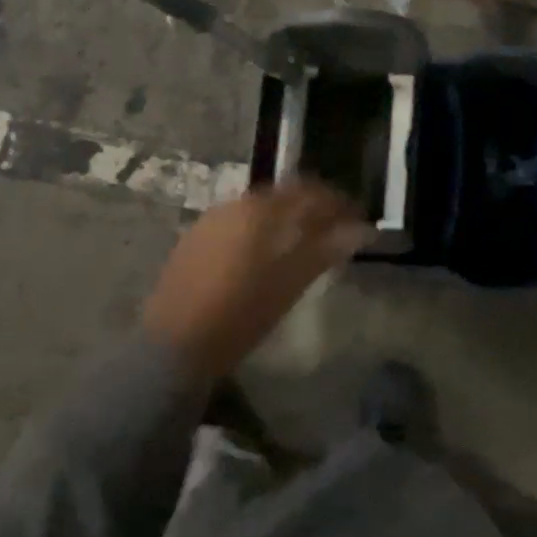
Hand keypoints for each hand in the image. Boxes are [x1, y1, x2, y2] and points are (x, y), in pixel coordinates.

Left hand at [143, 179, 371, 379]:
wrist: (174, 344)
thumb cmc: (239, 315)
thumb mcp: (289, 285)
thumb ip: (326, 250)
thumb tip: (362, 228)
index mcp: (262, 211)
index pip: (311, 192)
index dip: (338, 202)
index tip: (358, 218)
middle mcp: (235, 205)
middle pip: (284, 195)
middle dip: (312, 208)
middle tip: (334, 229)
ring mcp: (211, 220)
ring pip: (259, 208)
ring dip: (286, 218)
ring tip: (303, 242)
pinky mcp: (194, 239)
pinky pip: (238, 222)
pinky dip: (260, 229)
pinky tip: (265, 253)